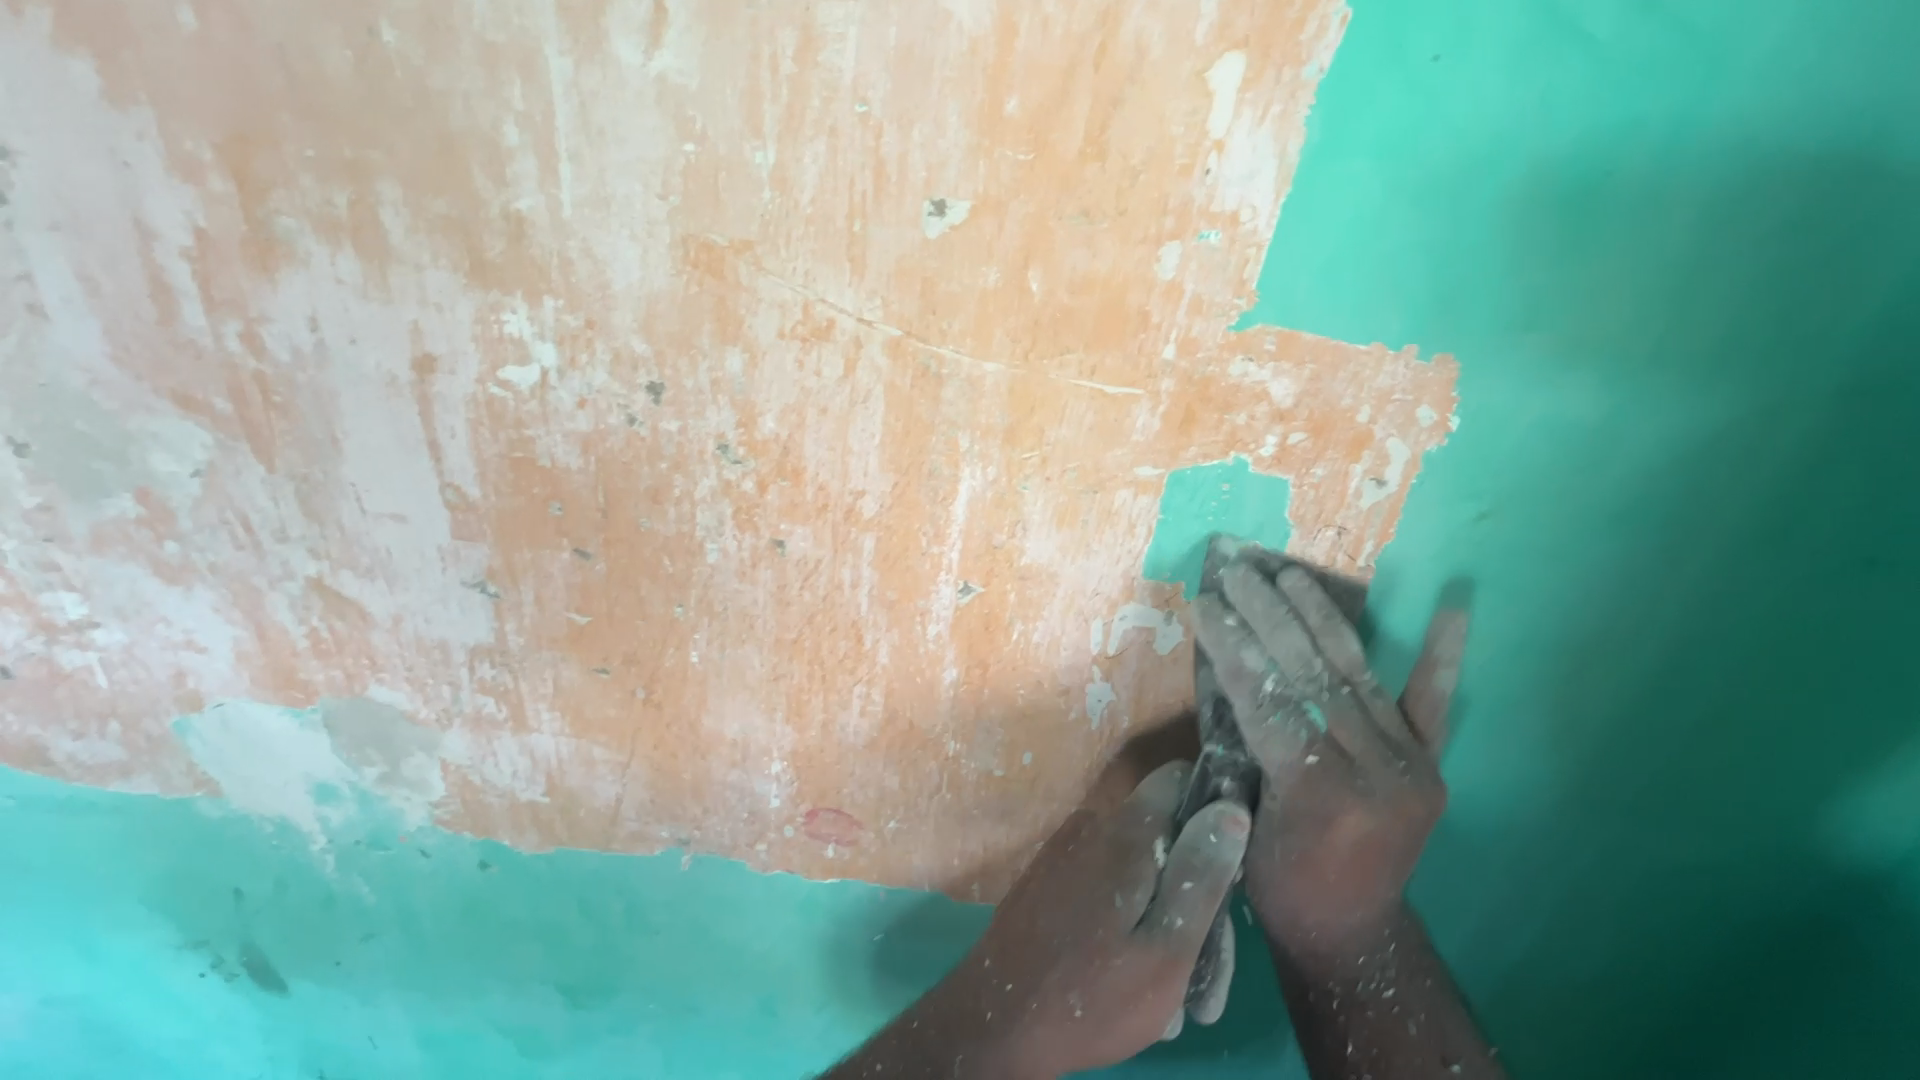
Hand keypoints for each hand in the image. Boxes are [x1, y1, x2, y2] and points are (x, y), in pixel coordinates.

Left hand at [929, 762, 1250, 1077]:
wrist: (995, 1024)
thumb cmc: (1091, 995)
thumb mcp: (1167, 947)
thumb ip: (1200, 874)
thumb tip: (1230, 807)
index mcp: (1123, 831)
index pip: (1178, 779)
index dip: (1215, 812)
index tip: (1231, 868)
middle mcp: (1090, 827)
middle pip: (1163, 837)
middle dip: (1194, 897)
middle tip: (1208, 982)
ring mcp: (1065, 854)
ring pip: (1137, 872)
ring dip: (1164, 925)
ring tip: (1174, 999)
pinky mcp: (1048, 883)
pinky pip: (1106, 889)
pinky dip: (1128, 927)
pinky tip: (1133, 983)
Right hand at [1192, 555, 1465, 955]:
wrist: (1351, 931)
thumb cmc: (1278, 884)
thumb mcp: (1238, 822)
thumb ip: (1239, 751)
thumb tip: (1224, 678)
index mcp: (1317, 792)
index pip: (1267, 699)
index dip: (1232, 647)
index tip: (1206, 603)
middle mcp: (1373, 770)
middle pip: (1312, 675)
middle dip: (1268, 617)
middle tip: (1238, 573)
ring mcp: (1410, 765)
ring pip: (1358, 676)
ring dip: (1320, 618)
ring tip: (1288, 575)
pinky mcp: (1431, 766)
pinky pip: (1433, 705)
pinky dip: (1439, 657)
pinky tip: (1451, 610)